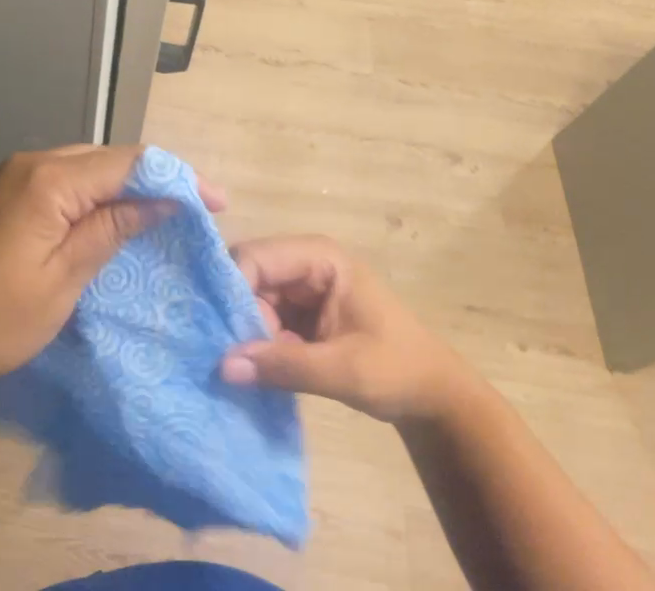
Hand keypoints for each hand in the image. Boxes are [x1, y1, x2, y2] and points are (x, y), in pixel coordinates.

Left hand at [0, 145, 226, 394]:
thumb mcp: (65, 279)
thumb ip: (112, 230)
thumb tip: (163, 200)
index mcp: (48, 181)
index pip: (127, 163)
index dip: (176, 179)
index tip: (217, 205)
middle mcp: (32, 164)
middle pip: (109, 158)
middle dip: (156, 180)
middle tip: (198, 213)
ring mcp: (17, 176)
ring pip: (89, 167)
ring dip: (129, 186)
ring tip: (170, 214)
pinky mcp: (10, 195)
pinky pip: (67, 182)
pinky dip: (99, 195)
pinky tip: (122, 216)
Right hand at [219, 235, 462, 421]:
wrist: (433, 397)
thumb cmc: (398, 371)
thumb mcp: (344, 370)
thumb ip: (285, 366)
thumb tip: (224, 367)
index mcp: (320, 257)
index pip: (254, 258)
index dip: (232, 292)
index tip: (221, 336)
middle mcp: (304, 264)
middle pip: (246, 279)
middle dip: (239, 319)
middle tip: (237, 361)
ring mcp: (300, 288)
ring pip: (249, 303)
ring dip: (247, 337)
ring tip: (254, 372)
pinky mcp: (297, 314)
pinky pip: (261, 321)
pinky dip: (257, 346)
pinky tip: (259, 372)